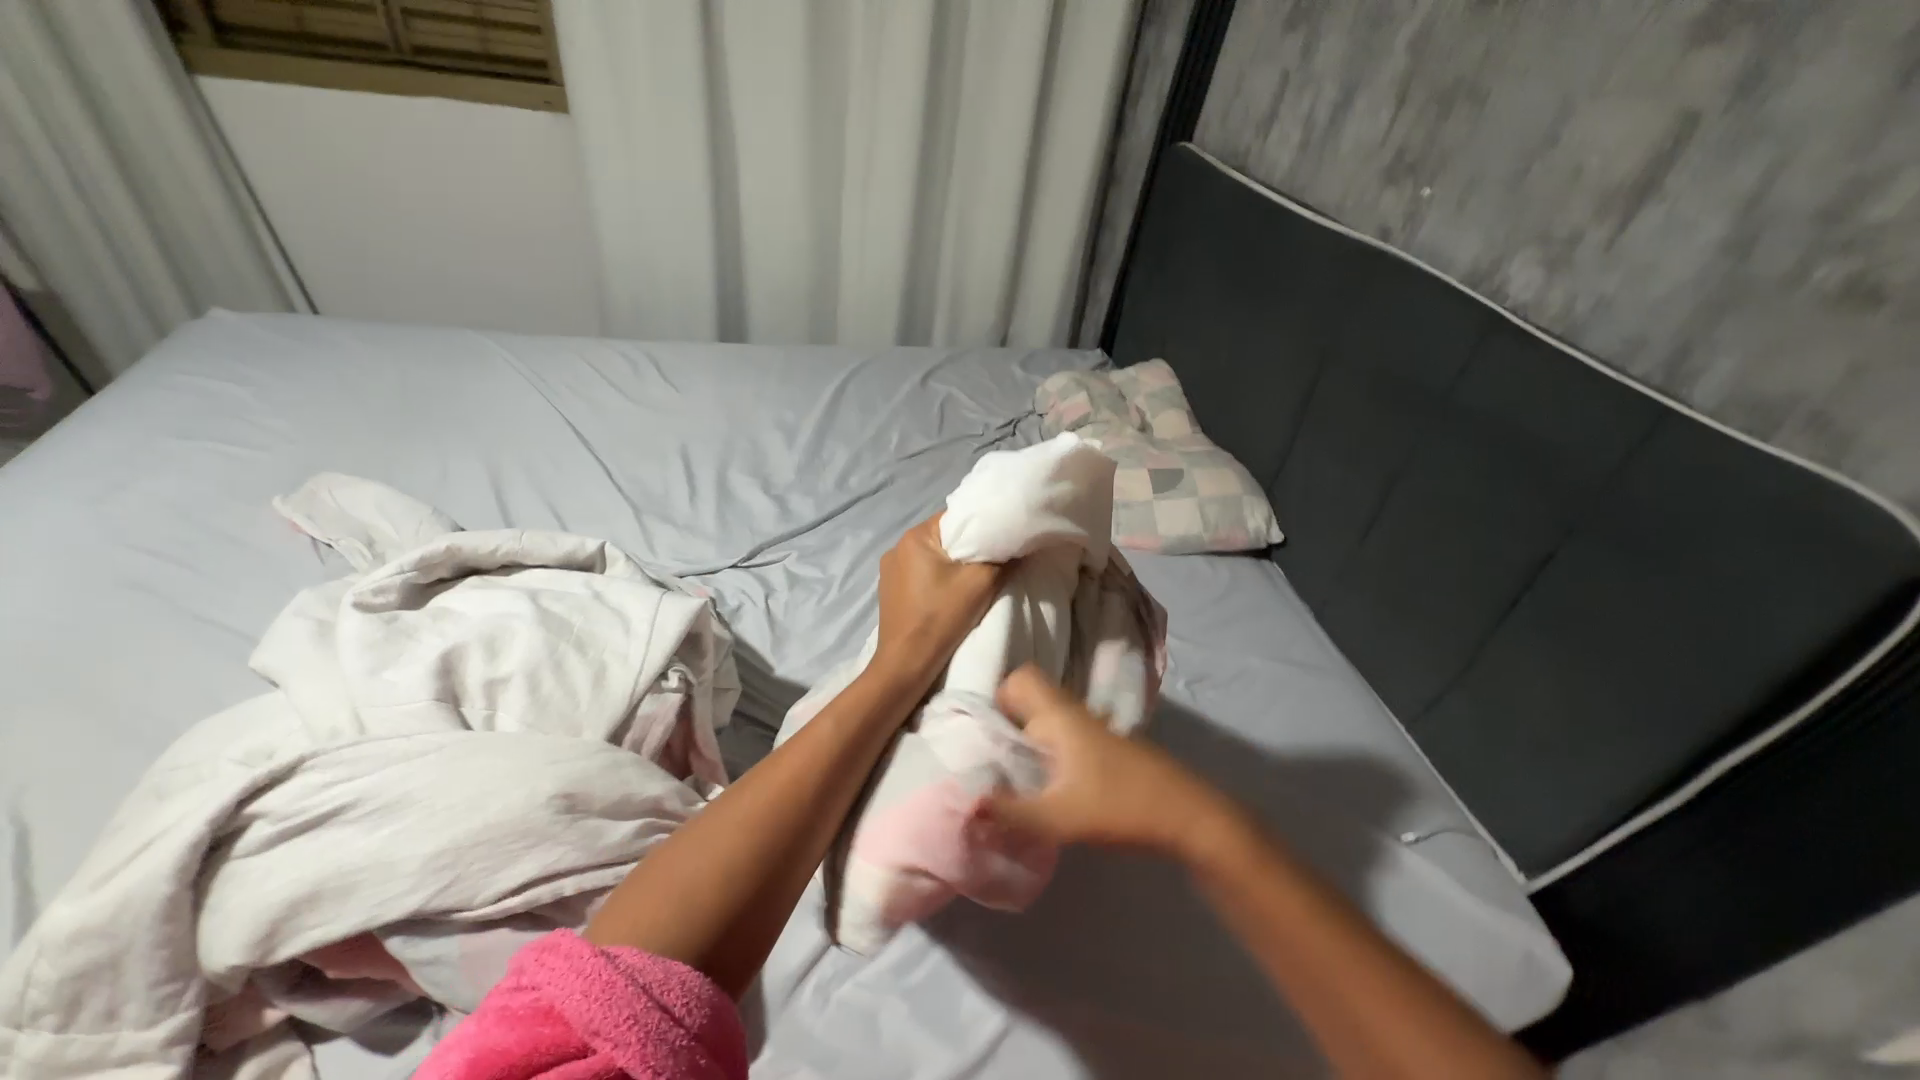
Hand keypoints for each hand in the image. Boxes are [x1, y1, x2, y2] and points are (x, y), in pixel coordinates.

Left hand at [870, 514, 1004, 682]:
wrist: (906, 664)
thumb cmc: (941, 619)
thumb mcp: (980, 584)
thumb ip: (1003, 558)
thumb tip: (1019, 543)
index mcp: (915, 536)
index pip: (956, 518)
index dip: (982, 527)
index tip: (1002, 542)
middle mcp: (897, 547)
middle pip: (944, 538)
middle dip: (968, 549)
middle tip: (992, 563)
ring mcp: (889, 570)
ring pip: (932, 557)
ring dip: (952, 566)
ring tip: (971, 582)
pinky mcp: (890, 591)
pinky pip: (920, 574)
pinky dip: (937, 580)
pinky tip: (948, 596)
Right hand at [984, 665, 1243, 858]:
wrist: (1191, 819)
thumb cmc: (1121, 807)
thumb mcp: (1059, 818)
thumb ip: (1010, 813)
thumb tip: (965, 805)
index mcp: (1061, 717)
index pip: (1021, 679)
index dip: (997, 697)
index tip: (981, 732)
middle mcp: (1077, 716)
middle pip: (1032, 704)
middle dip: (1007, 726)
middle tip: (985, 761)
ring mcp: (1097, 735)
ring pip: (1050, 726)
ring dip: (1029, 746)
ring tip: (1009, 781)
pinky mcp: (1110, 756)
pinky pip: (1067, 745)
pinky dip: (1051, 761)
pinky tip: (1048, 793)